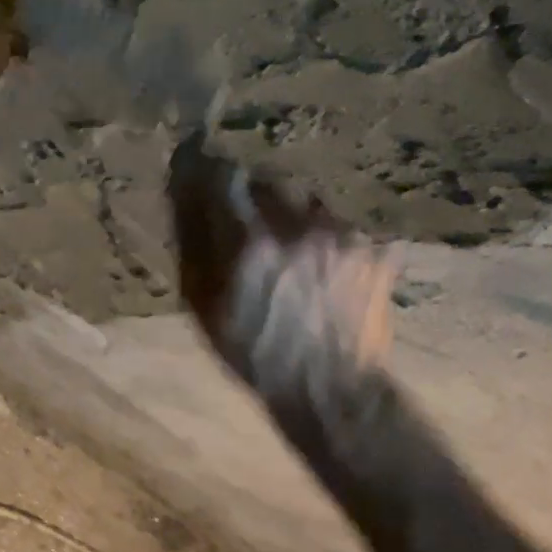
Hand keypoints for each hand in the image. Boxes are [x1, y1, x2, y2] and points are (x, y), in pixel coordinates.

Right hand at [166, 130, 394, 408]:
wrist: (329, 388)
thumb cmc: (248, 347)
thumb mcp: (199, 298)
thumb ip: (190, 236)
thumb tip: (180, 186)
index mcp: (248, 241)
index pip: (219, 173)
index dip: (202, 164)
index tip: (193, 163)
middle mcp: (296, 227)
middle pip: (261, 180)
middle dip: (244, 192)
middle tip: (238, 219)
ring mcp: (340, 235)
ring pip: (300, 198)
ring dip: (283, 211)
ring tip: (280, 245)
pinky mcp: (371, 248)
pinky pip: (333, 222)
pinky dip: (317, 233)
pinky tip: (312, 264)